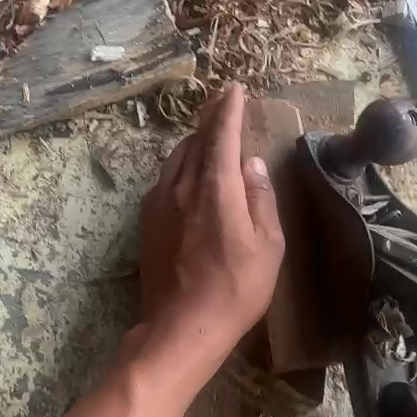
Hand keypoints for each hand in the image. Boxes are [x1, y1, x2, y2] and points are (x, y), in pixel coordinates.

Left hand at [132, 85, 284, 381]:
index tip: (235, 89)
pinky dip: (180, 163)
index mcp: (216, 189)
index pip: (221, 136)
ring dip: (193, 139)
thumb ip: (261, 199)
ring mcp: (160, 203)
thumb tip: (253, 164)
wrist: (181, 326)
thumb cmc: (235, 289)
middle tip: (222, 99)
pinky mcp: (148, 221)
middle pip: (196, 140)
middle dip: (211, 117)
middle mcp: (183, 187)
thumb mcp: (268, 246)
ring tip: (207, 130)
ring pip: (177, 158)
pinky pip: (165, 178)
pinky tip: (186, 169)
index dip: (229, 110)